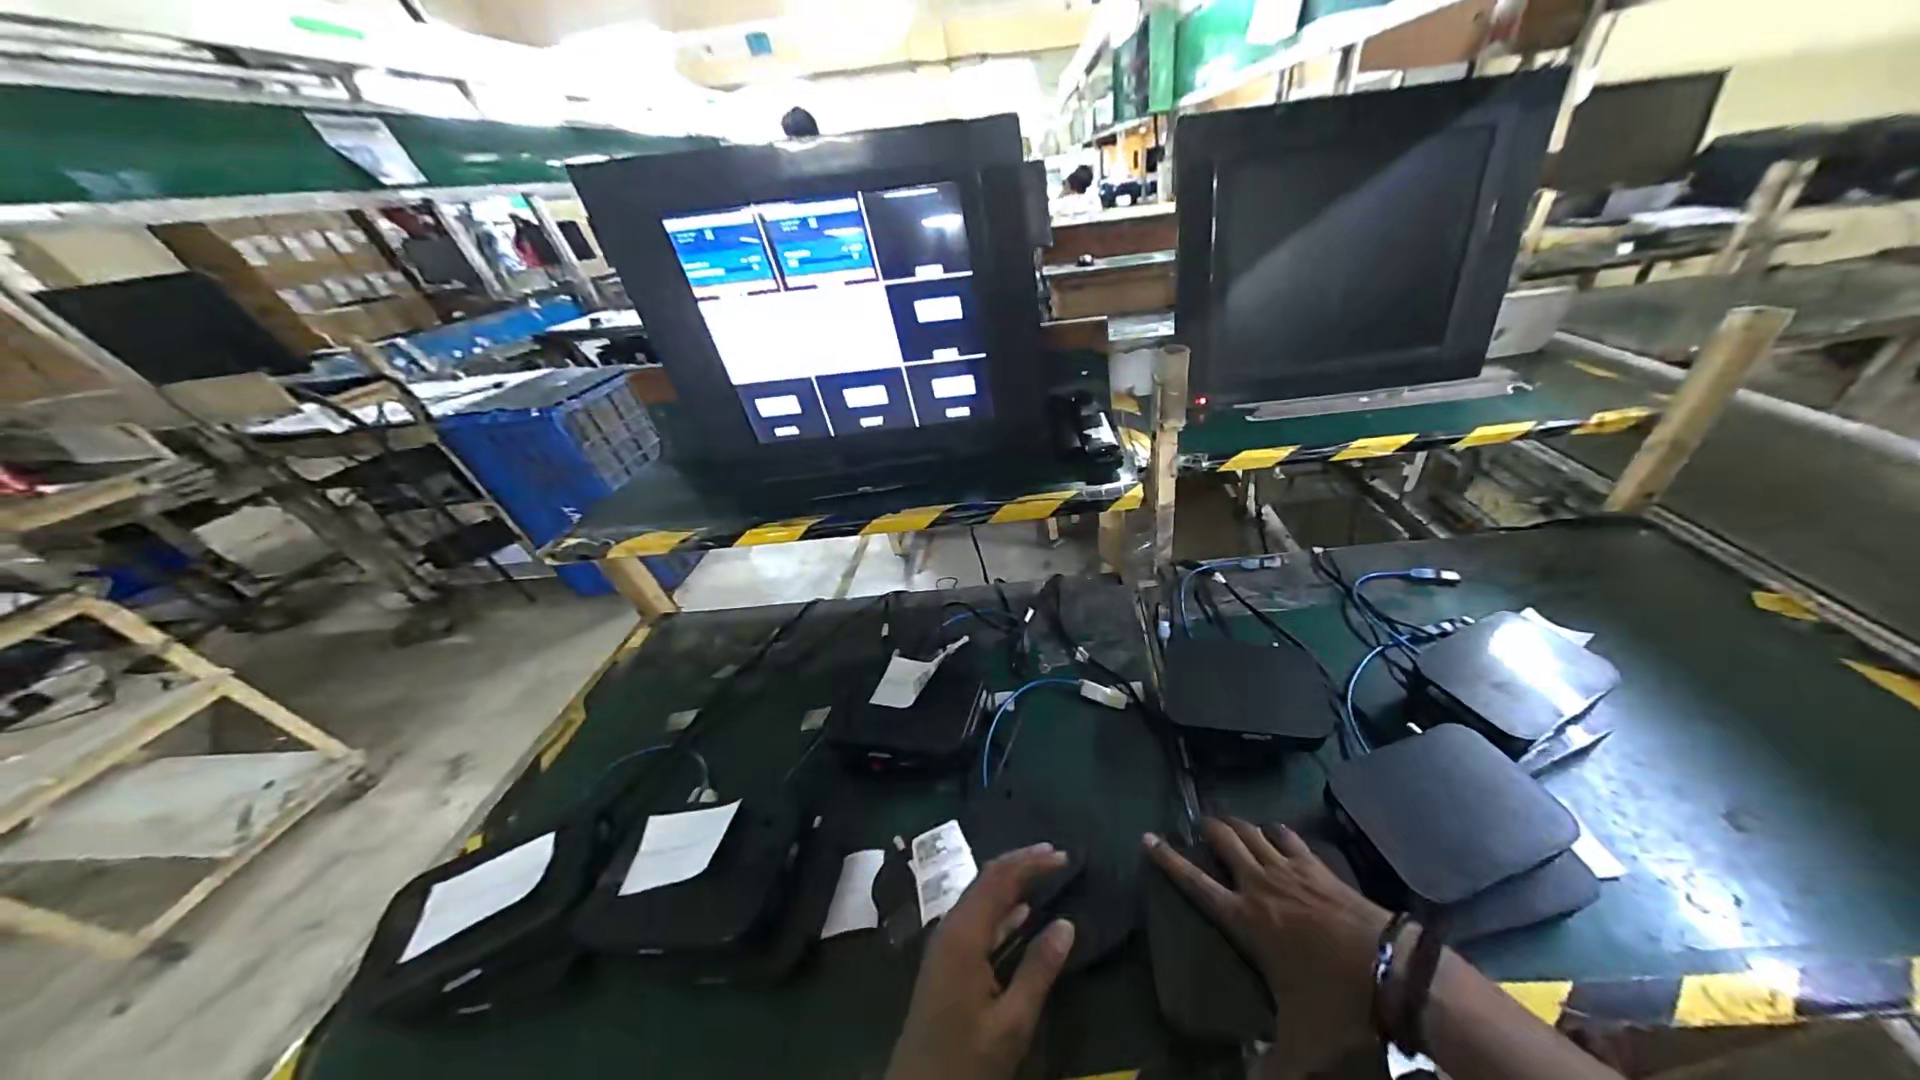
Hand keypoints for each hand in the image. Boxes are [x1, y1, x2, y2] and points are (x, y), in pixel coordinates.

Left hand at [886, 844, 1076, 1079]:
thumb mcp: (1012, 1023)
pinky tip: (1021, 914)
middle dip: (1020, 864)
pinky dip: (1001, 908)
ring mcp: (945, 945)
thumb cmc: (965, 1061)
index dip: (1029, 862)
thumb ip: (1038, 970)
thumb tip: (1066, 924)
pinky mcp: (946, 961)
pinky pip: (975, 919)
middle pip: (986, 881)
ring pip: (979, 898)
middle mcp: (950, 929)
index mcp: (963, 935)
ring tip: (1044, 873)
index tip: (1062, 855)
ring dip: (1011, 883)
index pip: (998, 879)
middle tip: (1056, 856)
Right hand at [1144, 819, 1390, 1076]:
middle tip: (1199, 826)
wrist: (1396, 974)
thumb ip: (1270, 1066)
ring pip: (1253, 833)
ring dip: (1238, 826)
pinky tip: (1277, 835)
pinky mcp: (1320, 869)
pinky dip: (1277, 833)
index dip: (1167, 859)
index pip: (1194, 883)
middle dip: (1208, 828)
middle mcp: (1260, 886)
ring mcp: (1292, 872)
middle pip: (1225, 841)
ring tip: (1231, 825)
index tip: (1147, 837)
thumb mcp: (1301, 1043)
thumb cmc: (1338, 1003)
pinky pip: (1289, 838)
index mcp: (1245, 920)